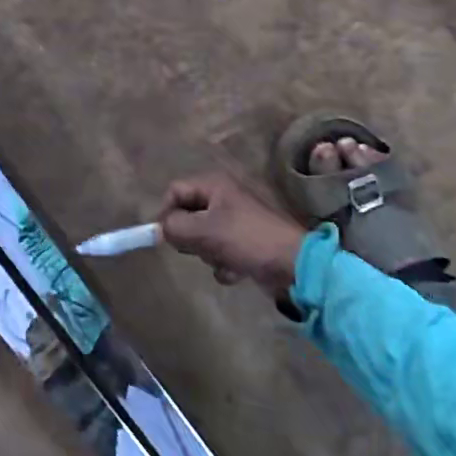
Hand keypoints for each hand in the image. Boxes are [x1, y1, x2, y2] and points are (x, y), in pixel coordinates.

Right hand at [156, 171, 306, 295]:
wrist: (295, 267)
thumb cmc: (248, 240)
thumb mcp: (204, 231)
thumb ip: (174, 227)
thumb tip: (159, 230)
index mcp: (213, 184)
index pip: (174, 191)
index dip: (166, 213)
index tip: (167, 237)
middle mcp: (222, 197)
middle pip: (187, 214)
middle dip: (190, 237)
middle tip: (198, 249)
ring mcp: (235, 220)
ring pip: (202, 235)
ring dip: (207, 253)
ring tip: (222, 260)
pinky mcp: (244, 242)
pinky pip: (219, 250)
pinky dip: (223, 263)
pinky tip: (235, 271)